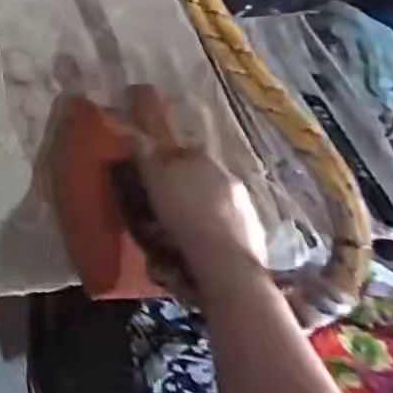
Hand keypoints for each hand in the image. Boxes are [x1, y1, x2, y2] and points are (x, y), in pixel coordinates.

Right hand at [117, 85, 269, 293]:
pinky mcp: (256, 228)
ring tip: (190, 225)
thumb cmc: (182, 213)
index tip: (157, 177)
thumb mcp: (153, 181)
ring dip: (206, 205)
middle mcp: (227, 174)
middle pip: (203, 173)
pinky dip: (220, 226)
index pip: (183, 151)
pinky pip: (231, 220)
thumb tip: (137, 135)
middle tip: (172, 202)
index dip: (168, 162)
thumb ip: (146, 157)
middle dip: (190, 184)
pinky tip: (208, 241)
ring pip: (219, 197)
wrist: (224, 258)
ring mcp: (246, 202)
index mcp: (202, 159)